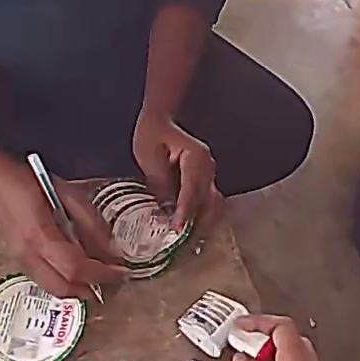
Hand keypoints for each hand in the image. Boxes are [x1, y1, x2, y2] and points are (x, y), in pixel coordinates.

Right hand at [0, 163, 126, 298]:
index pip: (76, 268)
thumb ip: (93, 227)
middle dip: (91, 288)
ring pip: (53, 289)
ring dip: (78, 290)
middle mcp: (28, 254)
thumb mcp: (72, 197)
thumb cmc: (36, 184)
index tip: (121, 274)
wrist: (0, 184)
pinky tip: (78, 275)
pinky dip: (65, 284)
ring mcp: (20, 261)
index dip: (101, 274)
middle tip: (113, 282)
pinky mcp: (20, 262)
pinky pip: (46, 282)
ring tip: (98, 281)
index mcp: (40, 236)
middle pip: (63, 286)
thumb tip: (113, 253)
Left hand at [133, 113, 220, 230]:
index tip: (176, 229)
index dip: (184, 211)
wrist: (159, 119)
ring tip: (187, 239)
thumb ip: (159, 182)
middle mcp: (208, 165)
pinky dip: (201, 214)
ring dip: (201, 221)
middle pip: (206, 199)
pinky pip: (207, 199)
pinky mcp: (206, 178)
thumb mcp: (149, 157)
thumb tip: (166, 209)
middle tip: (182, 241)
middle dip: (196, 222)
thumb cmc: (152, 134)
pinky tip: (191, 227)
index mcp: (196, 157)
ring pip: (210, 202)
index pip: (191, 189)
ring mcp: (210, 172)